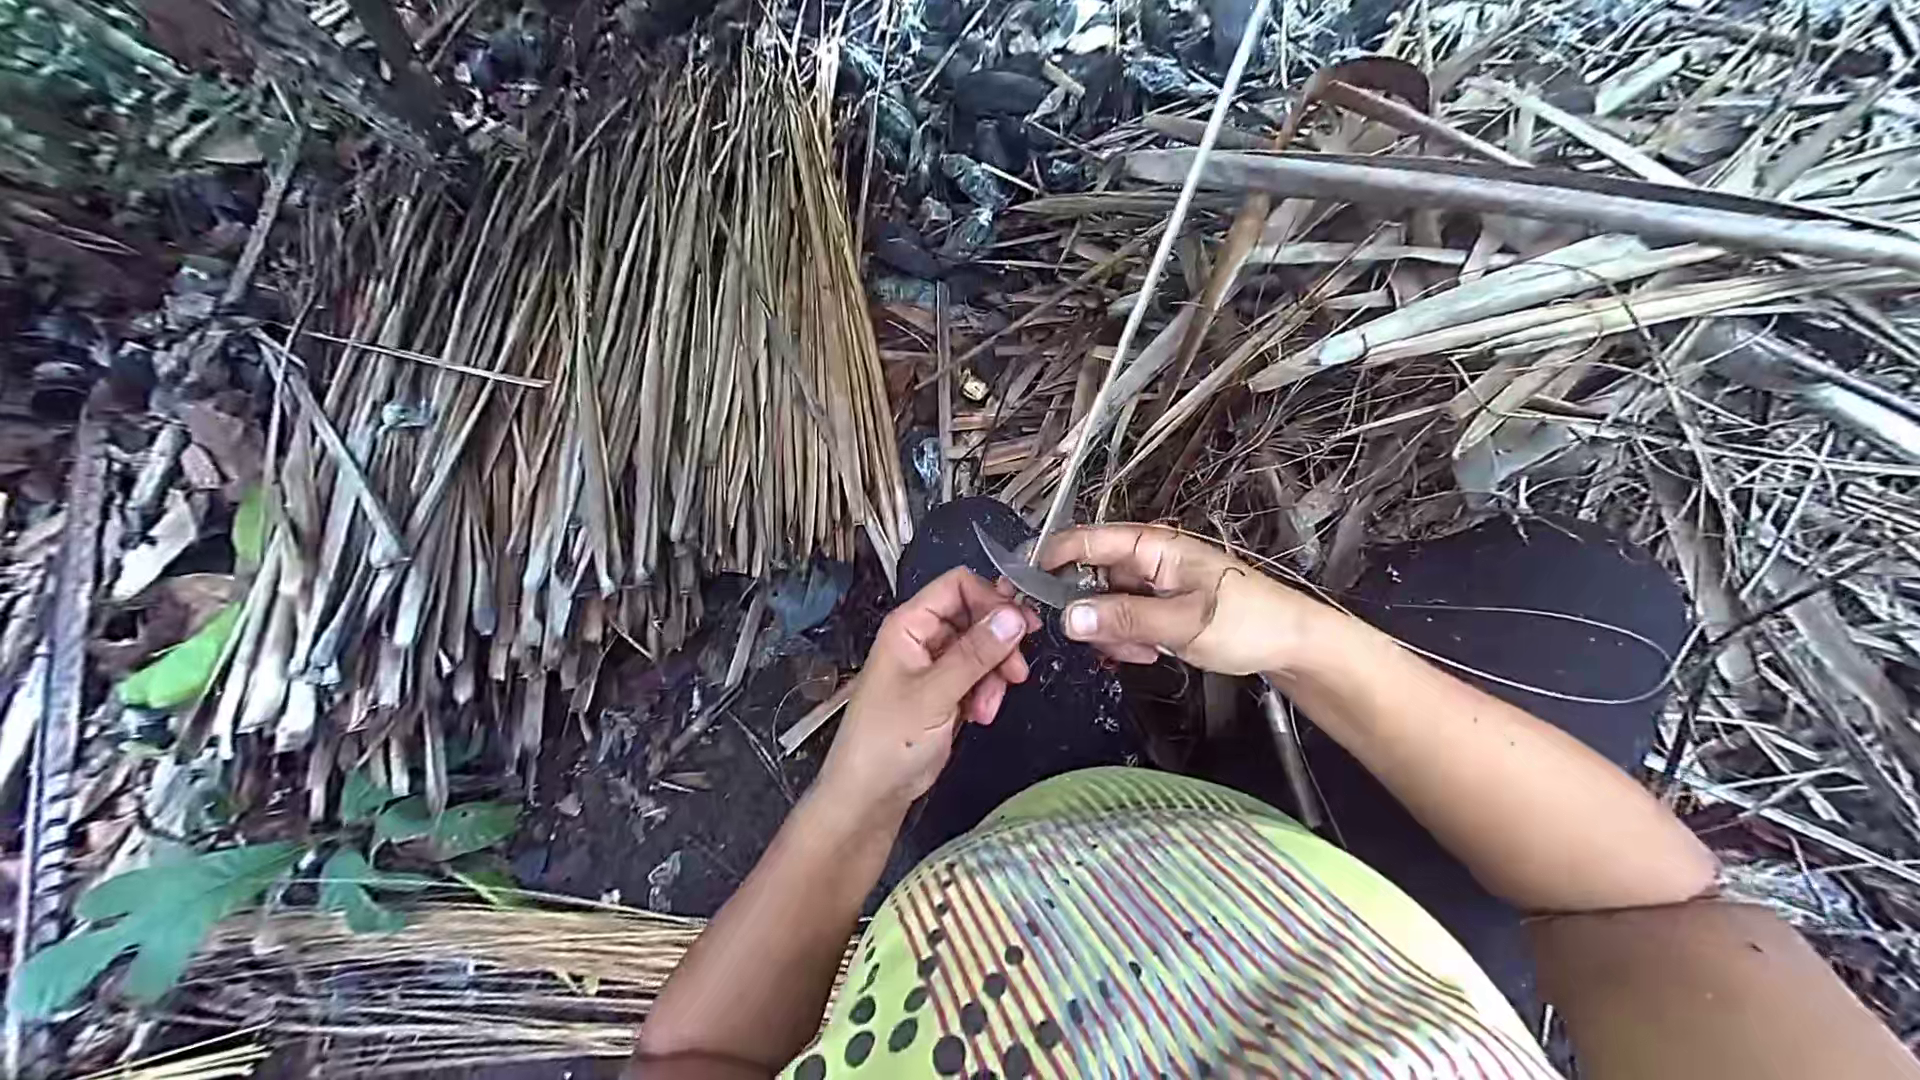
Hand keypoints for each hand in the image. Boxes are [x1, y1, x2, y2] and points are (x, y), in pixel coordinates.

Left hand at [816, 567, 1039, 813]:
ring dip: (994, 675)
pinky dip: (987, 692)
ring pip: (982, 648)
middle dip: (998, 644)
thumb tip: (1012, 617)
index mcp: (909, 625)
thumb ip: (975, 654)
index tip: (1019, 625)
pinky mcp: (946, 690)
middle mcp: (922, 638)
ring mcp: (935, 664)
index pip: (958, 586)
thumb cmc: (884, 743)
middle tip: (1015, 670)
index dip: (991, 600)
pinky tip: (980, 714)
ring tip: (988, 705)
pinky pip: (979, 675)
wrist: (870, 794)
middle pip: (976, 617)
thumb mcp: (934, 694)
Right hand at [1037, 523, 1326, 675]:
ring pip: (1104, 603)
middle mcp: (1147, 558)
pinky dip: (1128, 637)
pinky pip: (1124, 617)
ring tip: (1144, 649)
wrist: (1294, 645)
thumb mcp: (1183, 623)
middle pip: (1089, 577)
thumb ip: (1123, 619)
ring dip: (1113, 631)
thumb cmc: (1249, 621)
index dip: (1048, 559)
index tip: (1021, 588)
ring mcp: (1152, 582)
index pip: (1084, 541)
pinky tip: (1152, 650)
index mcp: (1152, 545)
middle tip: (1105, 642)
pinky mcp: (1158, 604)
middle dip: (1089, 611)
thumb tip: (1070, 617)